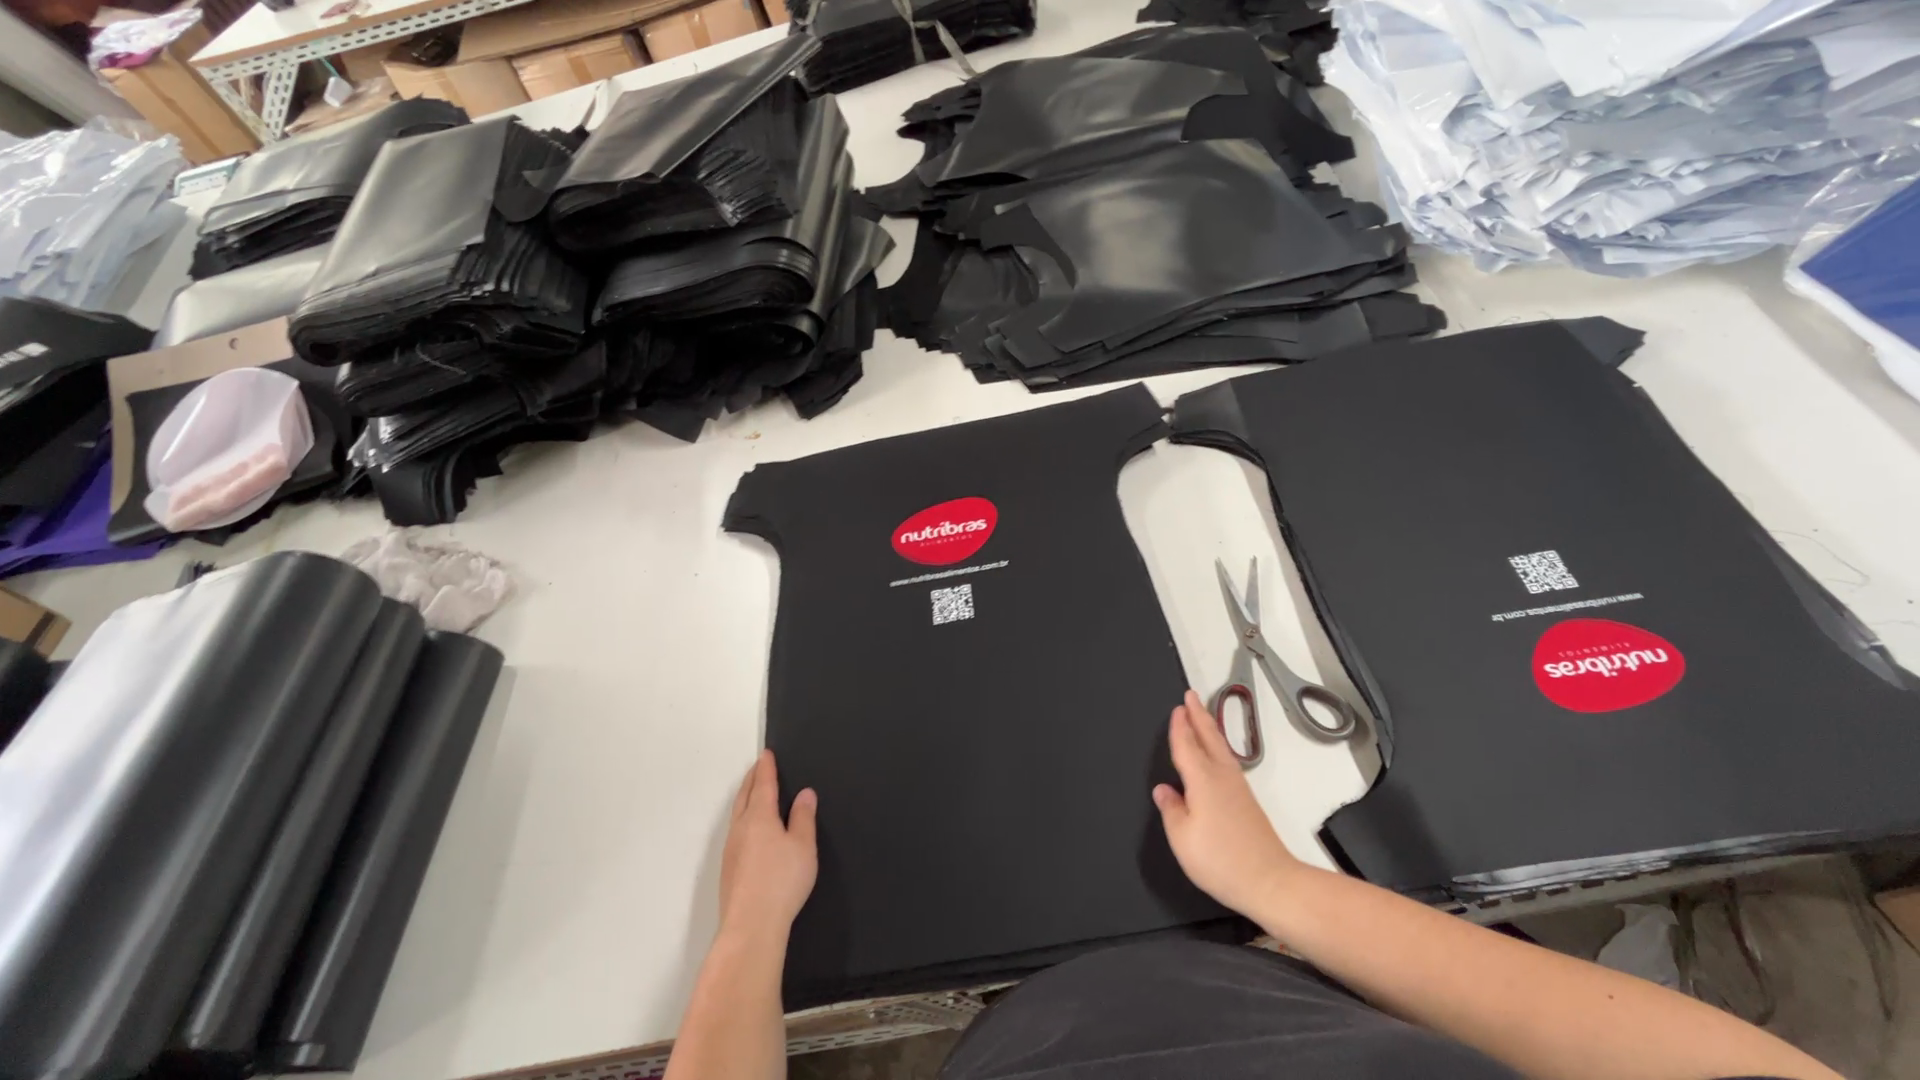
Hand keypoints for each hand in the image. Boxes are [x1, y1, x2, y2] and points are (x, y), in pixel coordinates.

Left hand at [719, 750, 817, 941]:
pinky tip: (748, 828)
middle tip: (758, 766)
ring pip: (737, 813)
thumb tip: (804, 793)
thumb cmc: (782, 880)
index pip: (763, 785)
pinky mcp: (728, 868)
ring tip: (752, 791)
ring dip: (745, 797)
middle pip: (745, 796)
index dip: (766, 768)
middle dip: (752, 779)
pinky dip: (742, 817)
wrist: (751, 925)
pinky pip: (735, 830)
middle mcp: (741, 828)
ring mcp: (731, 849)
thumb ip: (803, 818)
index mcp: (760, 817)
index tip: (766, 754)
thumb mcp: (803, 846)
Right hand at [1153, 690, 1304, 916]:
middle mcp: (1222, 778)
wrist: (1271, 882)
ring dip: (1210, 729)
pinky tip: (1216, 756)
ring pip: (1221, 749)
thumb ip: (1171, 810)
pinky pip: (1227, 762)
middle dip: (1199, 717)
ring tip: (1201, 717)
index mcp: (1203, 782)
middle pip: (1209, 739)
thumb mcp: (1183, 839)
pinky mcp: (1247, 802)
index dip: (1181, 727)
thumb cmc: (1220, 860)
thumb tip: (1164, 790)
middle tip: (1191, 696)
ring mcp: (1238, 789)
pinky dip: (1218, 748)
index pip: (1187, 747)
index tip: (1177, 708)